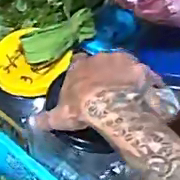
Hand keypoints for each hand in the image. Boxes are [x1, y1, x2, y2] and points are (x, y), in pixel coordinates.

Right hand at [33, 53, 169, 131]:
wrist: (111, 108)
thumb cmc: (82, 108)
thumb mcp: (60, 116)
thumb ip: (46, 118)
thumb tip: (31, 123)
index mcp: (79, 64)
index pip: (78, 61)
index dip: (83, 72)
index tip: (85, 82)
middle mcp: (100, 57)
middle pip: (103, 61)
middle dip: (105, 71)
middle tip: (108, 88)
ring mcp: (123, 60)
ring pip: (124, 64)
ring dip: (126, 75)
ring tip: (129, 92)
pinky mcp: (143, 69)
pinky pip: (147, 75)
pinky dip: (147, 83)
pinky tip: (148, 95)